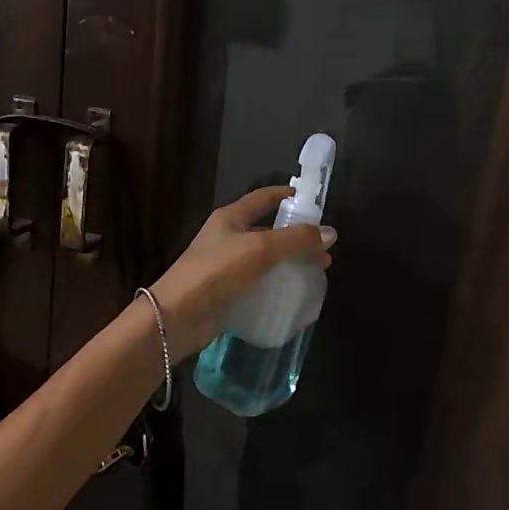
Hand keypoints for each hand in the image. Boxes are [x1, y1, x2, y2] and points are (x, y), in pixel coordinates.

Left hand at [147, 187, 335, 355]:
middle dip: (296, 237)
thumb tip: (329, 233)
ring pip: (264, 258)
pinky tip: (294, 293)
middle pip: (267, 229)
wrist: (179, 314)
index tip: (315, 202)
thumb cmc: (216, 271)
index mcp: (230, 218)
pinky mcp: (227, 291)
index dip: (287, 195)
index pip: (263, 197)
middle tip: (324, 251)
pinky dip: (276, 284)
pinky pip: (257, 282)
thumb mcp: (259, 249)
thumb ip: (295, 239)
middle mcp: (227, 237)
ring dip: (288, 262)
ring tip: (316, 272)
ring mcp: (225, 265)